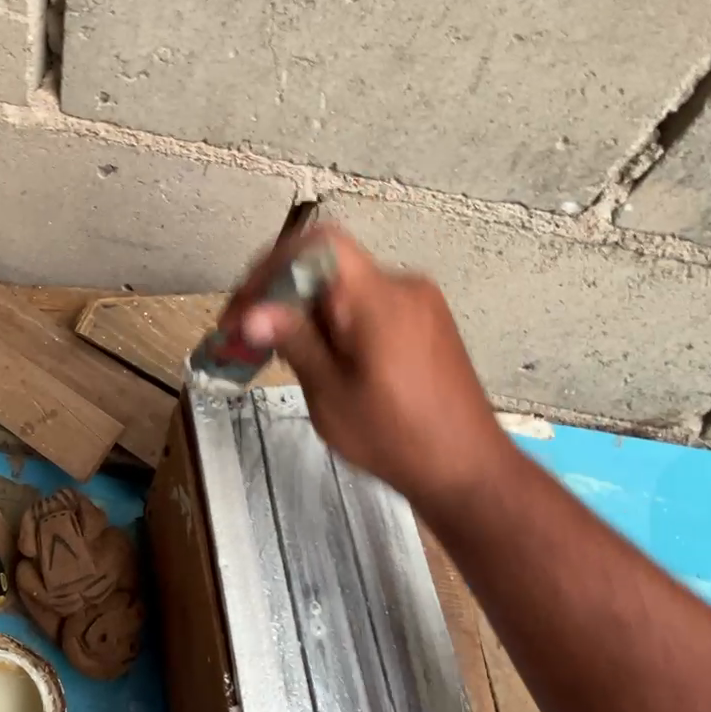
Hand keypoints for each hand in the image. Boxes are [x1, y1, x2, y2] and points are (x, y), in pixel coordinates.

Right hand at [230, 224, 514, 510]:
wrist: (466, 467)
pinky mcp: (424, 322)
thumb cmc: (395, 438)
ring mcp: (418, 304)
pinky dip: (334, 323)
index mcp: (379, 300)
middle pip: (328, 268)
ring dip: (305, 313)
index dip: (272, 264)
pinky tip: (318, 360)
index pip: (319, 244)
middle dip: (281, 297)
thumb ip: (295, 343)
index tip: (245, 305)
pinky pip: (367, 306)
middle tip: (244, 338)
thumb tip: (252, 312)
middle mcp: (403, 288)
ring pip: (345, 289)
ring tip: (276, 355)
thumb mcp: (331, 394)